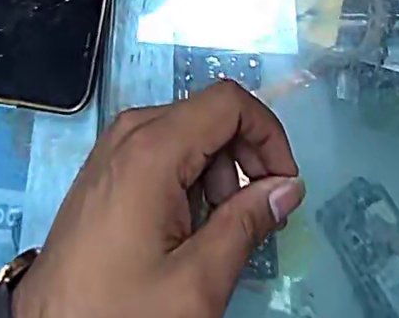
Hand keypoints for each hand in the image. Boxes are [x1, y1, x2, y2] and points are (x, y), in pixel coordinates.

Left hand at [14, 81, 304, 317]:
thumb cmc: (118, 312)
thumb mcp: (195, 282)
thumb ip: (247, 225)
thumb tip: (288, 186)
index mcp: (154, 147)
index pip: (229, 102)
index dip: (268, 134)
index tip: (283, 185)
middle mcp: (134, 129)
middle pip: (211, 114)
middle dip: (245, 158)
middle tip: (254, 217)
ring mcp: (117, 142)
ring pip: (191, 131)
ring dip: (219, 172)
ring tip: (214, 231)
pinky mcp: (111, 161)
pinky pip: (166, 147)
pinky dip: (191, 176)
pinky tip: (184, 225)